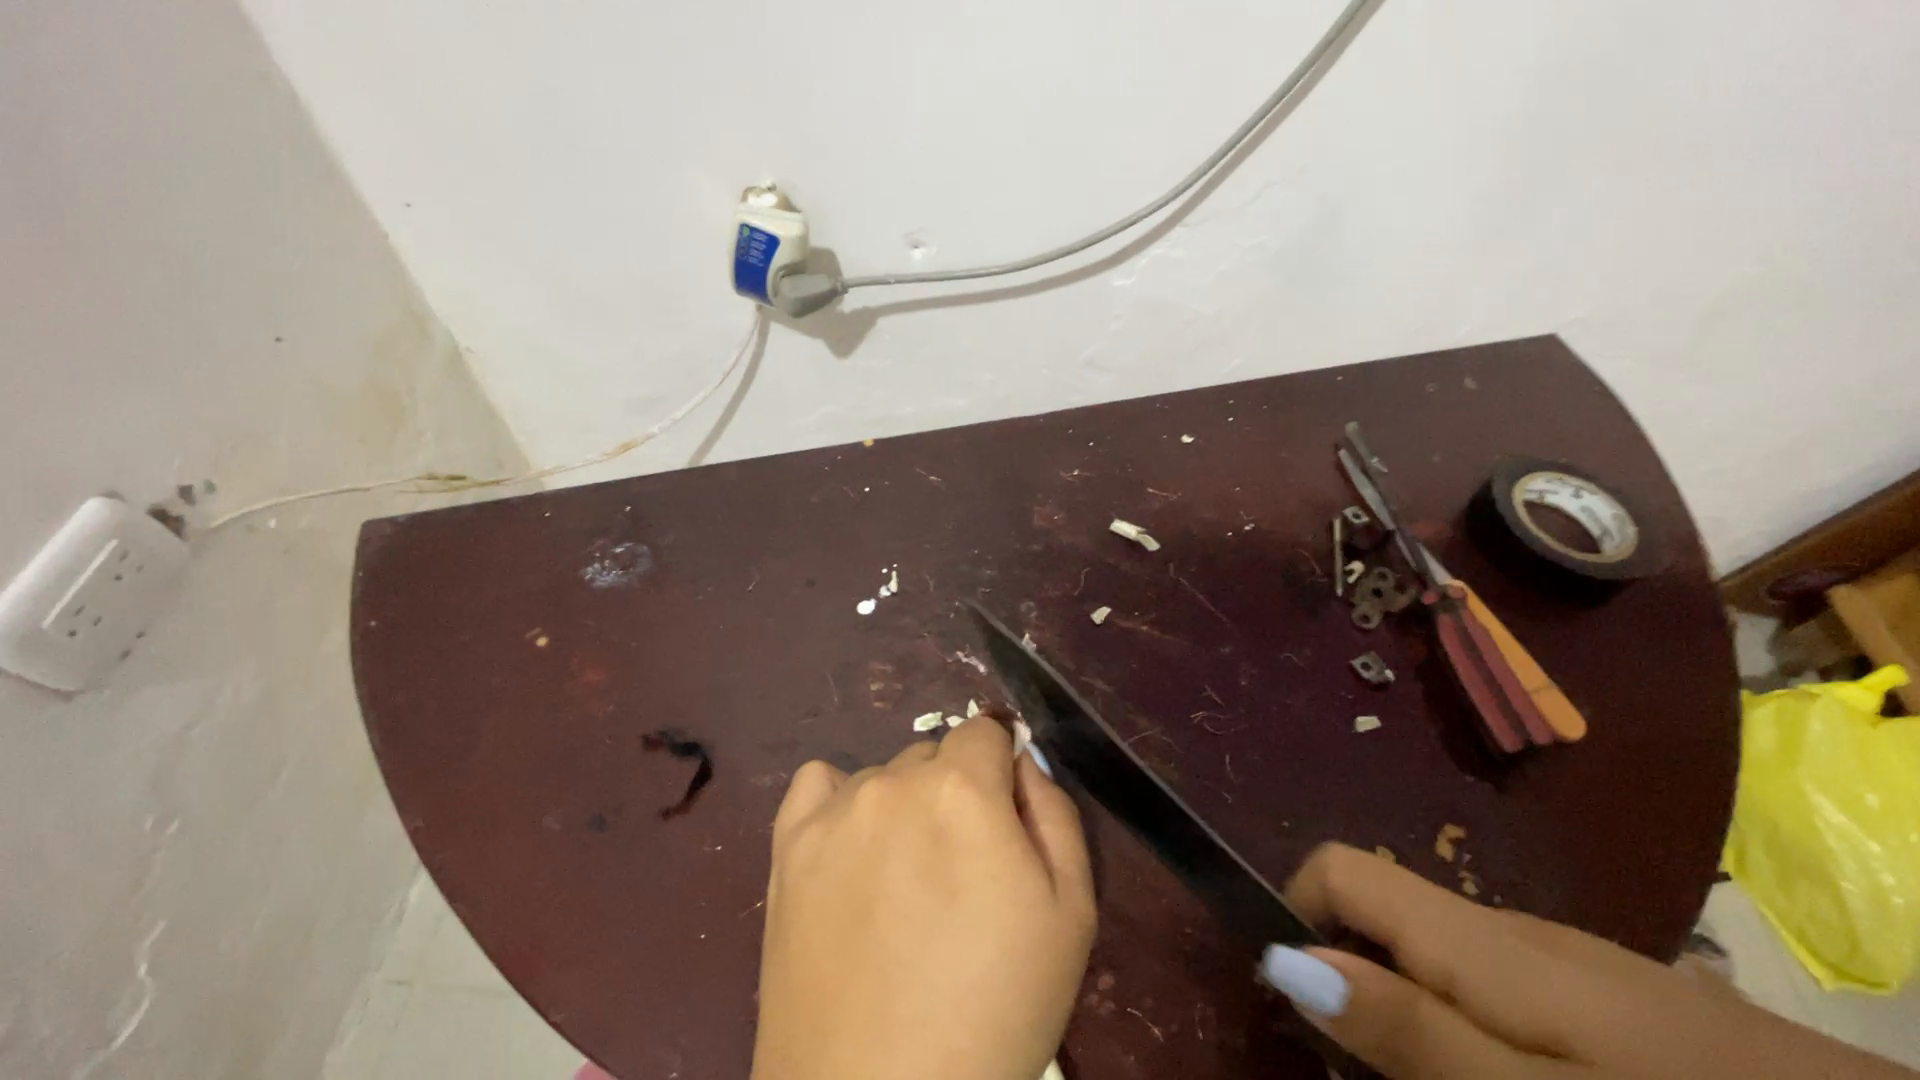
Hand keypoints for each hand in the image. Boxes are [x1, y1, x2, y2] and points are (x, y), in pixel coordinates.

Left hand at [752, 715, 1096, 1079]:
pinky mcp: (786, 848)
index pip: (986, 731)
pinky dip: (841, 802)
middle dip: (956, 793)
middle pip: (934, 757)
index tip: (1004, 821)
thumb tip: (1022, 763)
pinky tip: (852, 851)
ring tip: (904, 882)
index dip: (1001, 770)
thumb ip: (1053, 814)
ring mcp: (832, 814)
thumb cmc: (994, 1009)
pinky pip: (818, 786)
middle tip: (960, 872)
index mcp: (962, 791)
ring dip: (903, 806)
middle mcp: (892, 783)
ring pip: (883, 777)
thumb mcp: (1069, 913)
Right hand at [1260, 843, 1915, 1078]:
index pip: (1336, 866)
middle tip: (1363, 1075)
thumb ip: (1403, 1026)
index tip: (1298, 1007)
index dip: (1292, 916)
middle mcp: (1505, 924)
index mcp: (1473, 937)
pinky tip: (1508, 1076)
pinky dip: (1463, 1020)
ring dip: (1403, 1006)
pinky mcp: (1599, 987)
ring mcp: (1559, 954)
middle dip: (1346, 980)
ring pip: (1432, 951)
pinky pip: (1491, 980)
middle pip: (1378, 912)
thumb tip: (1283, 956)